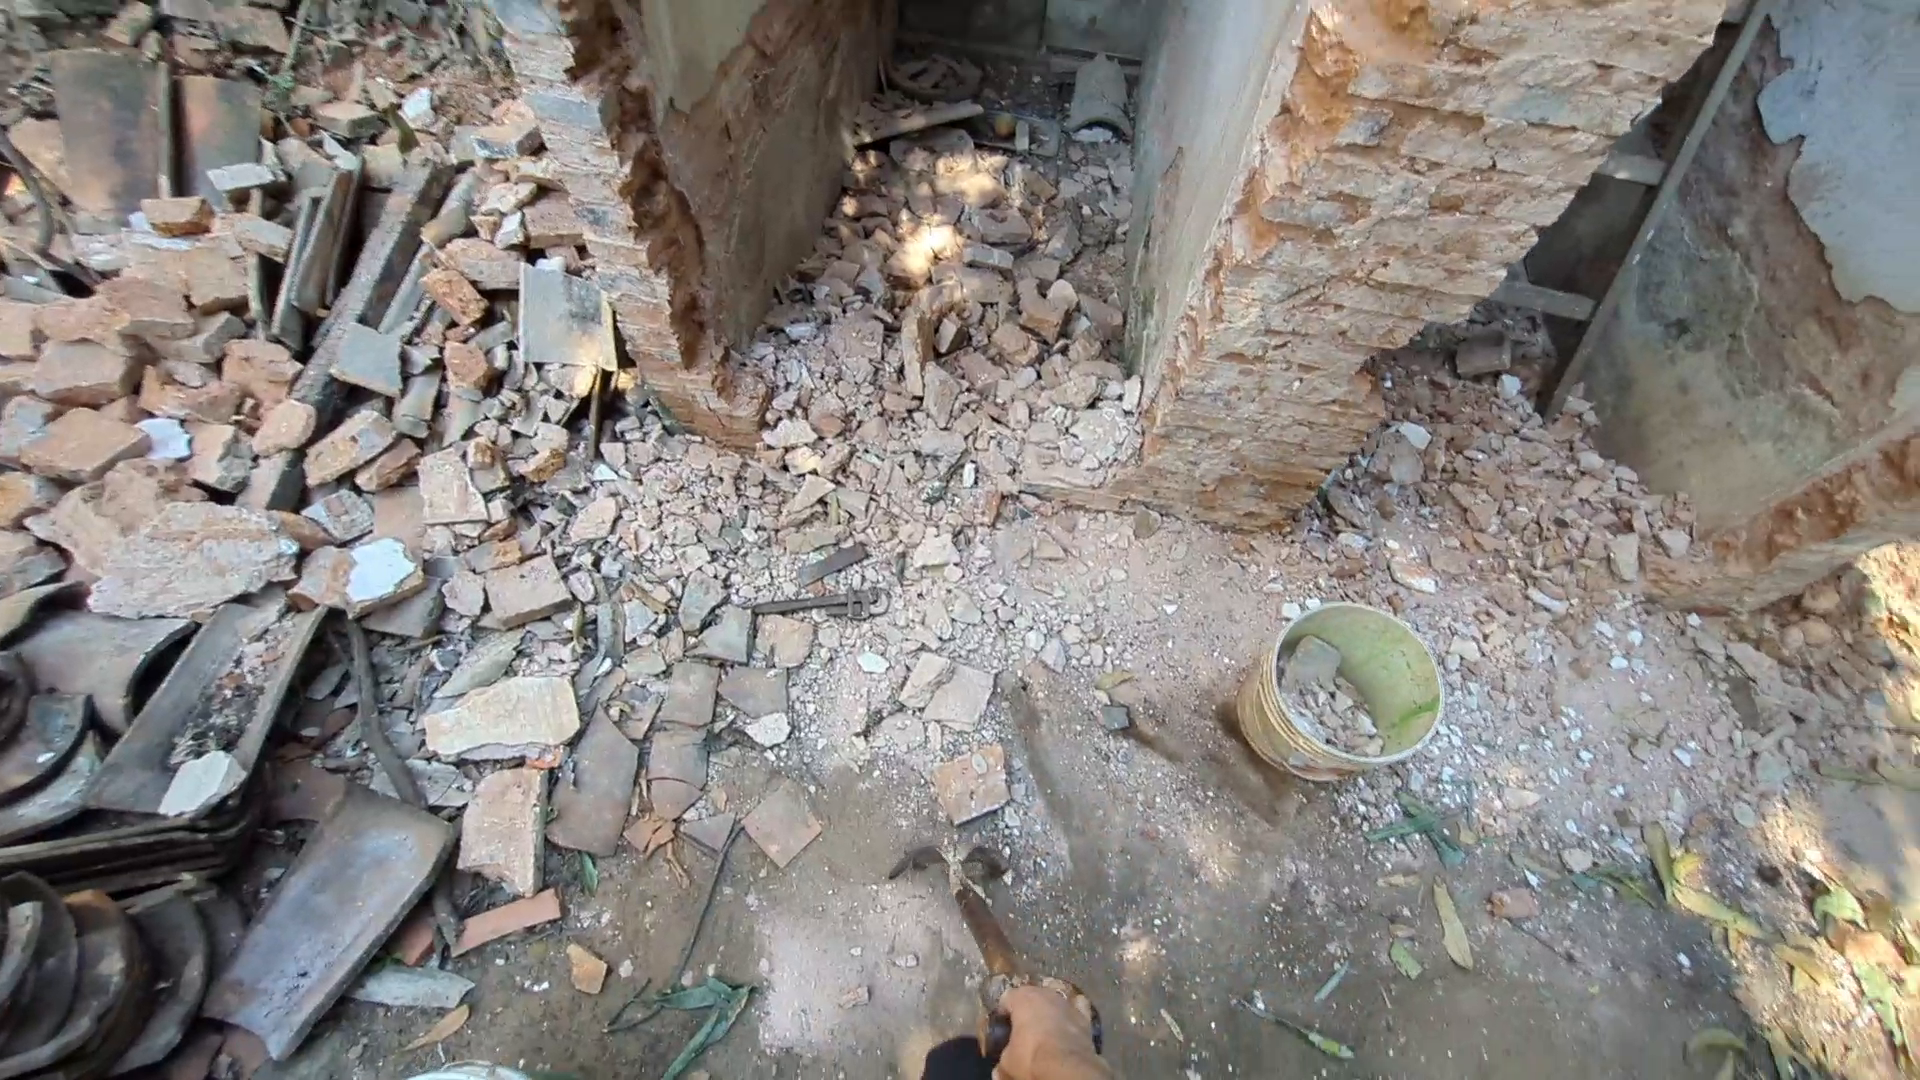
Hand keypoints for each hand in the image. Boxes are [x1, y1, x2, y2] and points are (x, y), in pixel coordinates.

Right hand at [991, 985, 1109, 1079]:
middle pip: (1031, 998)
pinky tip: (1067, 1032)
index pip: (1006, 999)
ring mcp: (1065, 1003)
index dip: (1003, 1014)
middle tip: (1022, 1032)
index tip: (1002, 1028)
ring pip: (1052, 1004)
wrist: (1068, 1067)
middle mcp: (1043, 993)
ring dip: (1048, 1014)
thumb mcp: (1008, 1063)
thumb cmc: (1031, 1058)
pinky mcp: (1083, 1017)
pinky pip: (1073, 1014)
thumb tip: (998, 1071)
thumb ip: (1003, 1060)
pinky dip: (1069, 1021)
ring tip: (1045, 1034)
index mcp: (1021, 998)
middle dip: (1026, 1012)